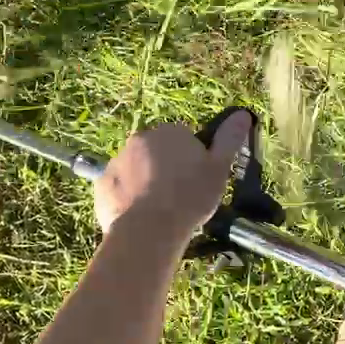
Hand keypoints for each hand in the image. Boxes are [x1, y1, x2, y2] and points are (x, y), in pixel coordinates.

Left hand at [93, 113, 251, 238]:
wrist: (149, 229)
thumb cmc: (190, 195)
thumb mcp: (219, 168)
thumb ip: (230, 139)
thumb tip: (243, 114)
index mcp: (170, 132)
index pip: (184, 139)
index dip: (193, 159)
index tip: (198, 180)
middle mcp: (140, 139)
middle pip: (158, 151)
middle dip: (167, 167)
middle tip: (181, 195)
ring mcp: (116, 161)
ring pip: (137, 169)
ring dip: (146, 181)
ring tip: (160, 210)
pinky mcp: (101, 184)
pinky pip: (119, 187)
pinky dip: (128, 197)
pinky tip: (140, 216)